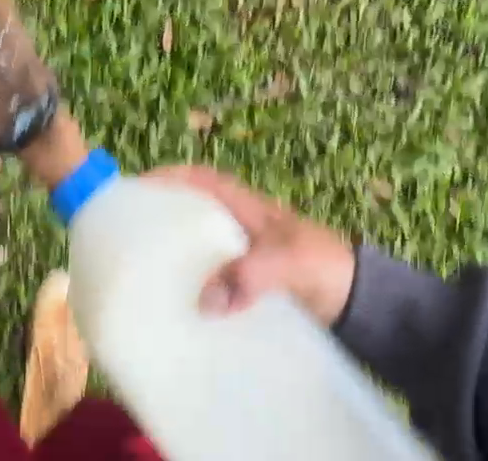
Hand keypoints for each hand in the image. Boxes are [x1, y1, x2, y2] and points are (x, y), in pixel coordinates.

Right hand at [149, 166, 357, 325]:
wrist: (365, 306)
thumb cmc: (328, 267)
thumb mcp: (292, 264)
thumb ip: (251, 275)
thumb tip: (205, 301)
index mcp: (246, 205)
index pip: (198, 180)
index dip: (165, 178)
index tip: (131, 189)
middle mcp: (238, 226)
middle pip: (189, 212)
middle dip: (157, 218)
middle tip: (123, 237)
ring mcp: (242, 256)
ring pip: (196, 248)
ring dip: (172, 256)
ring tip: (138, 275)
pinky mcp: (246, 286)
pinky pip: (209, 281)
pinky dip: (191, 288)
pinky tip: (175, 309)